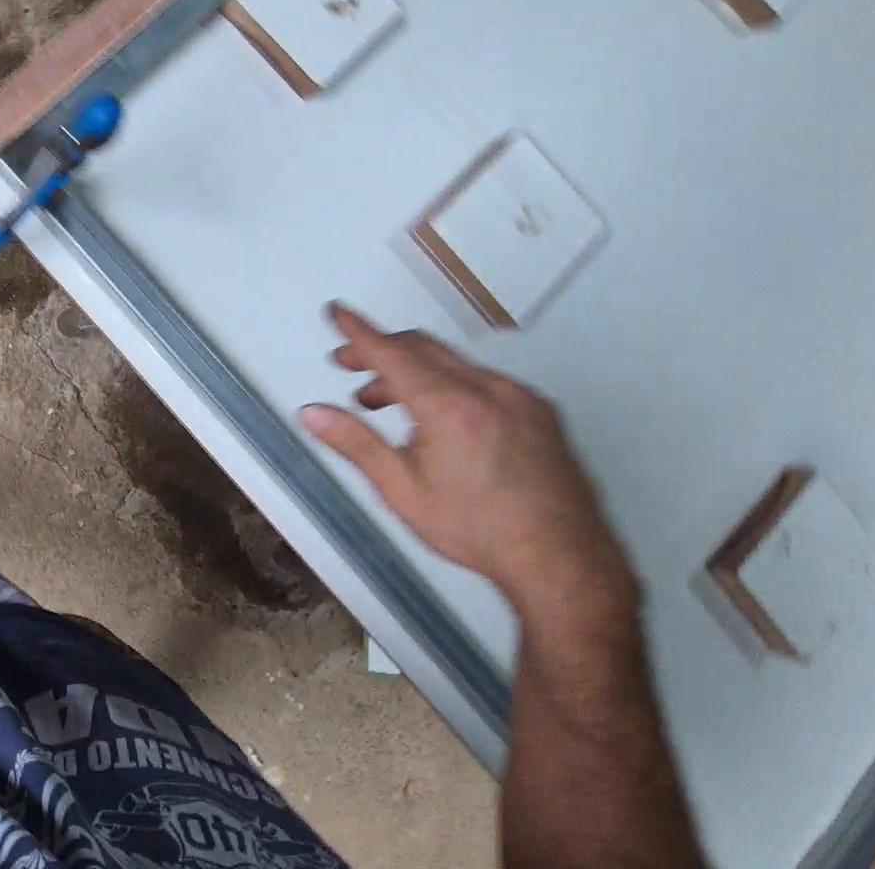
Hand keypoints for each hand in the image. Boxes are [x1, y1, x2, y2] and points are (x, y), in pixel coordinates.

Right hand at [298, 303, 635, 613]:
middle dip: (380, 349)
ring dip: (412, 370)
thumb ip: (354, 443)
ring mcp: (520, 399)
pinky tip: (435, 416)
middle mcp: (488, 391)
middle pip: (422, 348)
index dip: (358, 331)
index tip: (337, 312)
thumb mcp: (401, 489)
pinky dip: (448, 382)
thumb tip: (312, 413)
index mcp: (449, 406)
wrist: (562, 561)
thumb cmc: (478, 530)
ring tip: (382, 400)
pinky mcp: (539, 412)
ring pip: (453, 363)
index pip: (391, 352)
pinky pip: (482, 380)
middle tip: (348, 364)